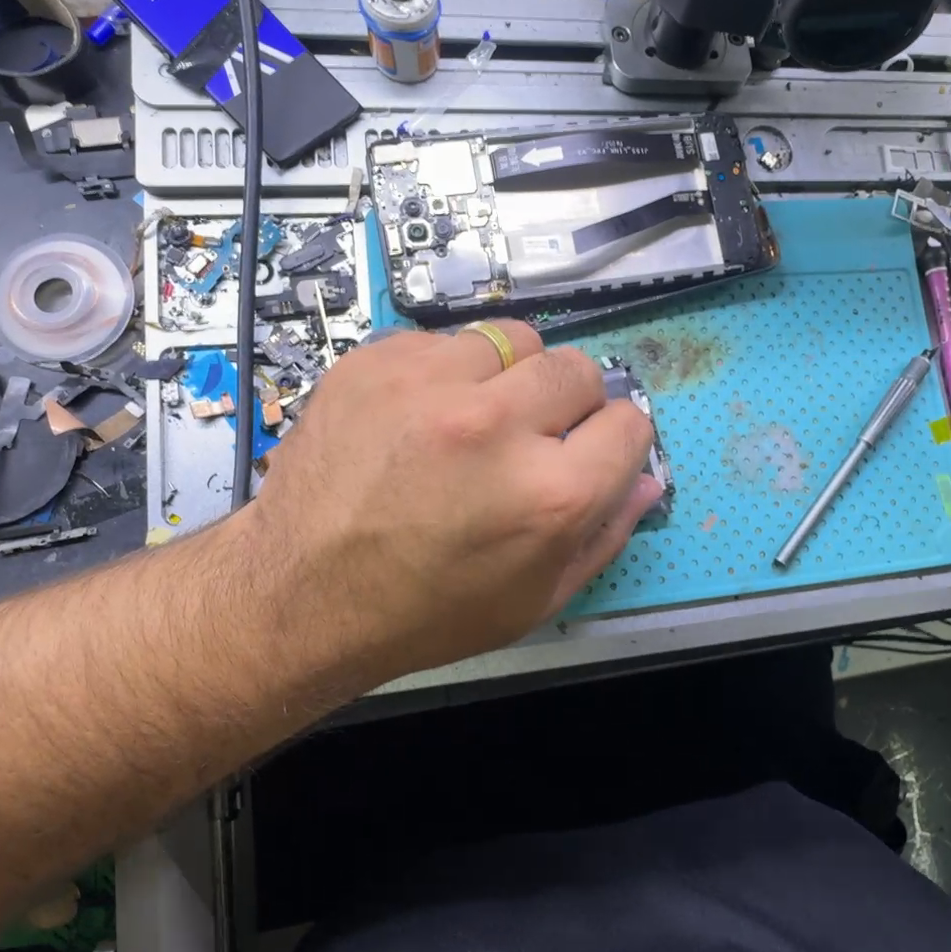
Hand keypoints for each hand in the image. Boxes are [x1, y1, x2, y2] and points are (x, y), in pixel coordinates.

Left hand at [239, 321, 663, 682]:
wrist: (303, 594)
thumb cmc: (428, 611)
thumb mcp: (536, 599)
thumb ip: (605, 536)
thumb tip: (646, 480)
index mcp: (551, 495)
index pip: (629, 424)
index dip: (615, 442)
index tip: (591, 451)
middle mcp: (498, 427)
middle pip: (579, 369)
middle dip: (569, 404)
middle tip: (531, 438)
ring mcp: (432, 386)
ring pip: (515, 340)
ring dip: (508, 377)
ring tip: (473, 419)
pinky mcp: (378, 362)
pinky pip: (445, 341)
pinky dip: (447, 373)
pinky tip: (421, 416)